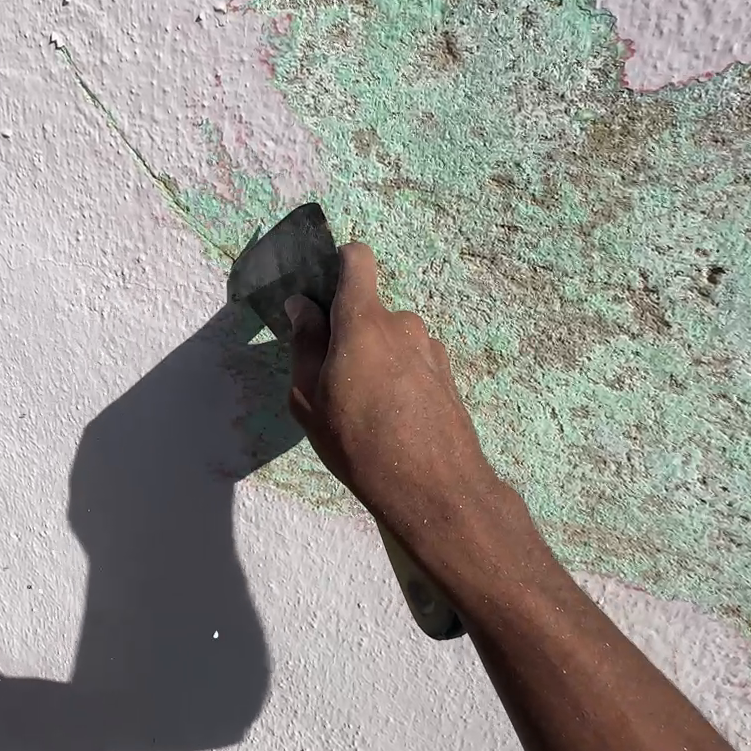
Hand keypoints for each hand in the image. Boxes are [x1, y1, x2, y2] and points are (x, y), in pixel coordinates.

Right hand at [284, 244, 543, 592]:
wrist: (436, 491)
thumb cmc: (357, 442)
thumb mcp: (308, 396)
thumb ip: (305, 342)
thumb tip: (302, 304)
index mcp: (363, 321)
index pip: (356, 259)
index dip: (337, 264)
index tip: (321, 294)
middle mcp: (402, 323)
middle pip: (367, 310)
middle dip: (348, 332)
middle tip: (333, 377)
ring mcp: (430, 349)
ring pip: (391, 338)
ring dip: (375, 356)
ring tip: (365, 405)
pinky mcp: (448, 375)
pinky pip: (412, 359)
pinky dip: (398, 375)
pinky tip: (394, 417)